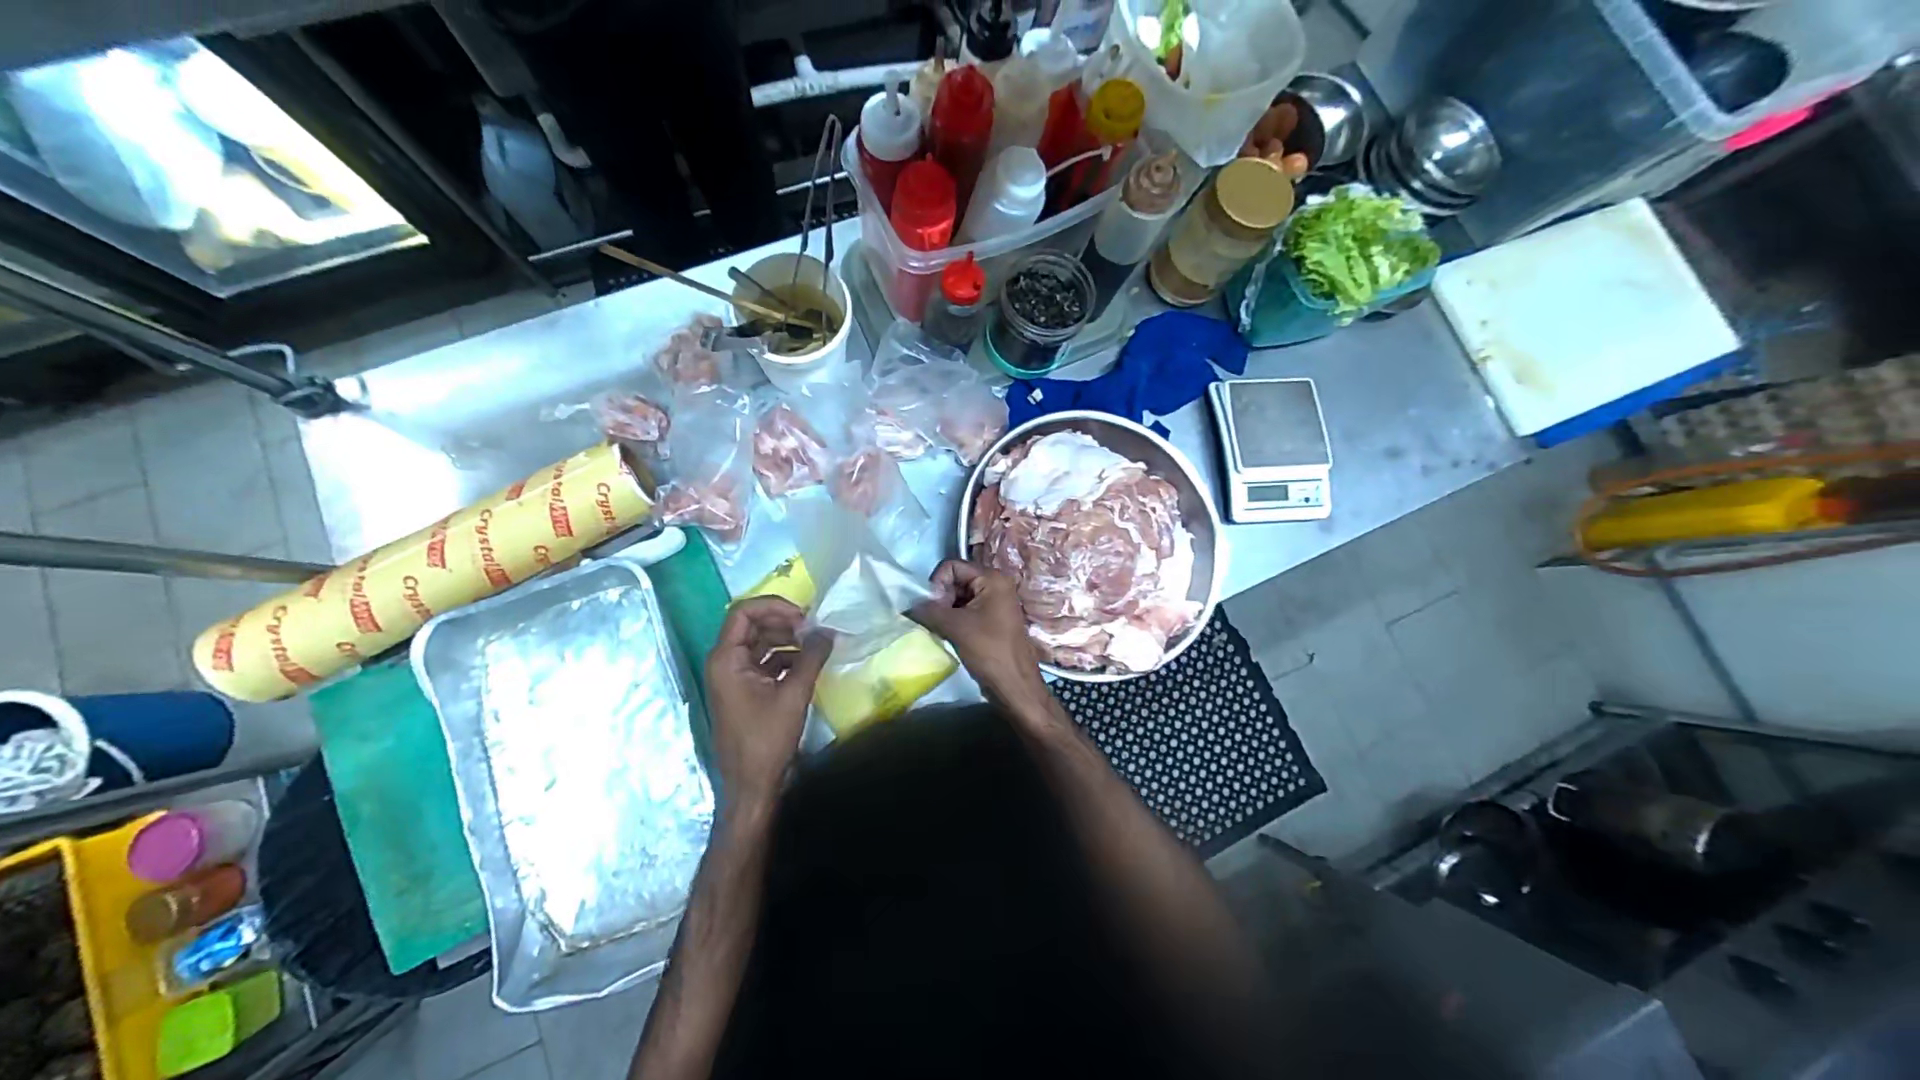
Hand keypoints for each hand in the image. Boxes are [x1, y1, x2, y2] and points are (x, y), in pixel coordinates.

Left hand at [704, 597, 830, 808]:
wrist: (751, 786)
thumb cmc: (766, 739)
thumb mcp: (793, 694)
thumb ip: (811, 657)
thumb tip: (827, 631)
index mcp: (725, 659)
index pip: (744, 612)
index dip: (774, 606)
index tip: (804, 617)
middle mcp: (724, 663)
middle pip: (752, 625)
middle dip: (784, 622)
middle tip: (814, 629)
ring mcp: (733, 677)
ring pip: (760, 643)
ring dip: (787, 640)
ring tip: (816, 645)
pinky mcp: (744, 691)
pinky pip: (764, 662)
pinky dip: (785, 658)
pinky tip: (807, 664)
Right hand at [910, 560, 1052, 719]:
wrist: (1014, 685)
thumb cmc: (989, 651)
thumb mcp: (955, 627)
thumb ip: (928, 610)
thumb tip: (907, 605)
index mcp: (992, 578)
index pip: (952, 566)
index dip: (937, 584)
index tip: (934, 608)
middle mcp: (996, 585)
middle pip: (955, 580)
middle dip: (941, 599)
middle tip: (936, 621)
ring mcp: (995, 603)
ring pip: (959, 597)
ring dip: (945, 611)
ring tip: (941, 630)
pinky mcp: (992, 620)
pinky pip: (966, 610)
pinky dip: (954, 620)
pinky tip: (949, 635)